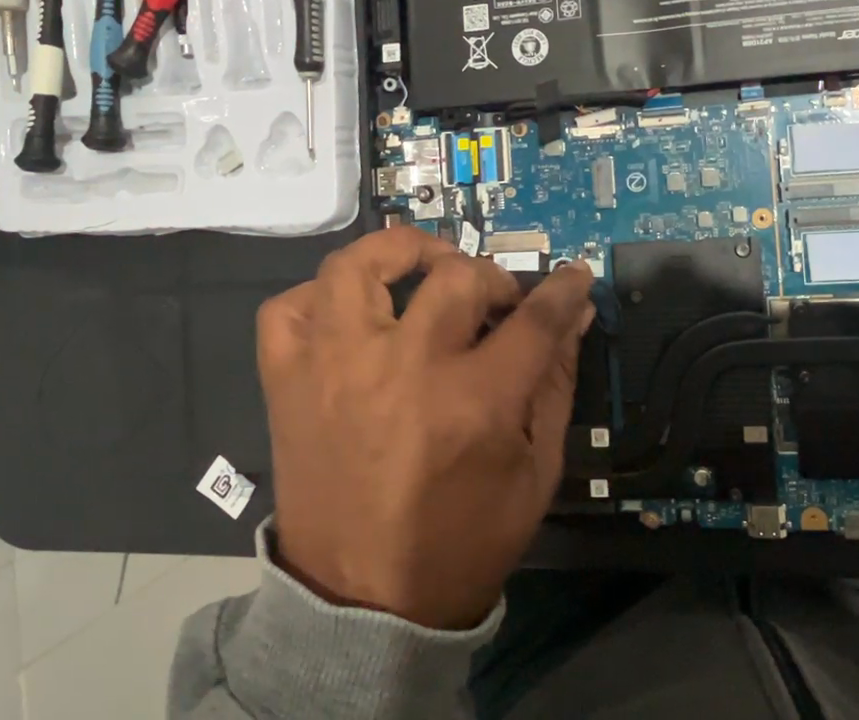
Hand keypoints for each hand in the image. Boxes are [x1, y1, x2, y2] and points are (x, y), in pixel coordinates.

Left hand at [258, 228, 595, 630]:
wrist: (362, 605)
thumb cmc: (461, 543)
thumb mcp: (536, 474)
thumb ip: (555, 386)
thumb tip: (571, 317)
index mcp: (473, 402)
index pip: (533, 319)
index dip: (563, 291)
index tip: (573, 278)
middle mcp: (402, 368)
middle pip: (456, 278)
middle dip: (493, 279)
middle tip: (497, 305)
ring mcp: (334, 368)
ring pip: (356, 267)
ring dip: (399, 253)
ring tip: (423, 268)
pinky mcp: (285, 382)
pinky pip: (286, 309)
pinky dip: (317, 297)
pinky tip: (350, 313)